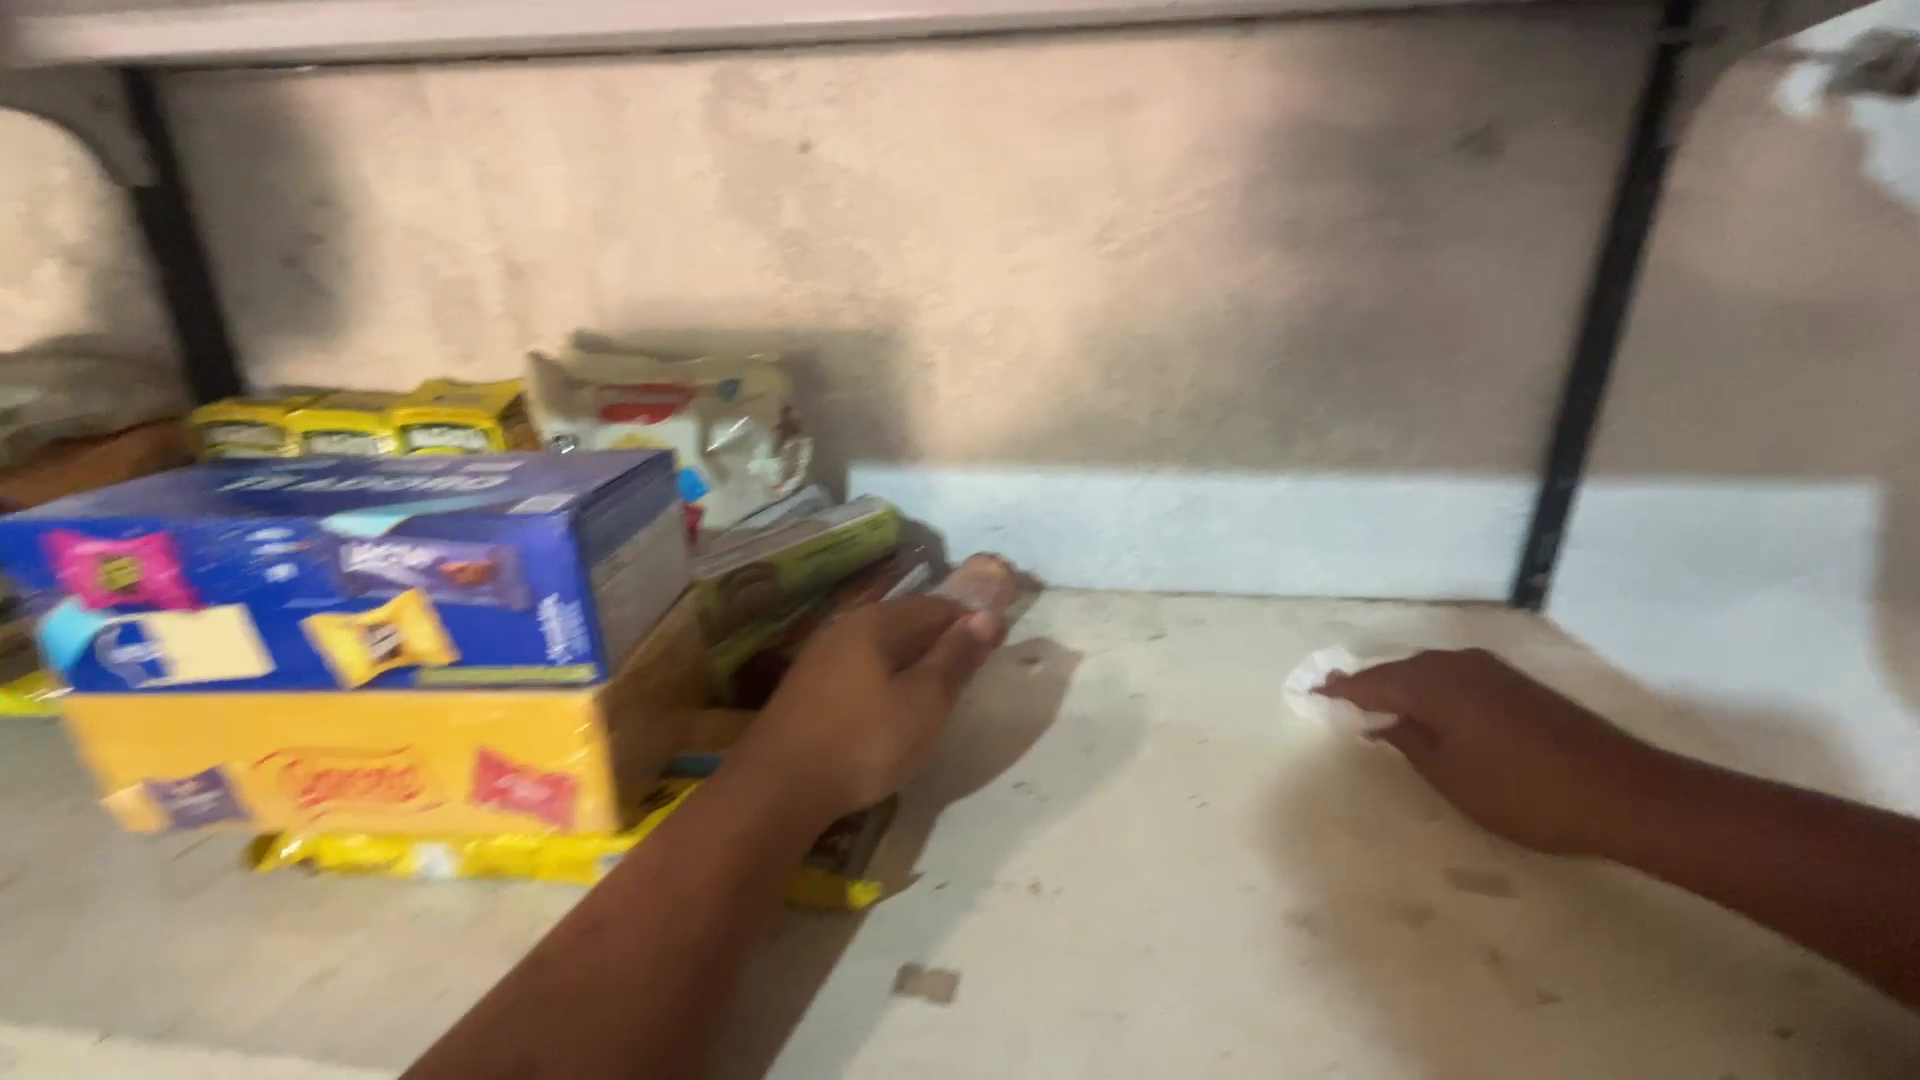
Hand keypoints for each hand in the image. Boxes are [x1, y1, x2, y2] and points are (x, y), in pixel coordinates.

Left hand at [731, 593, 1004, 821]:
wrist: (777, 789)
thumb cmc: (863, 742)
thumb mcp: (924, 703)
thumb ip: (955, 658)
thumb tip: (986, 615)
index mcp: (877, 622)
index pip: (937, 606)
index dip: (970, 623)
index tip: (995, 648)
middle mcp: (846, 627)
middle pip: (907, 622)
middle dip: (942, 641)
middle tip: (969, 675)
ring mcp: (821, 657)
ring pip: (882, 647)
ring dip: (913, 662)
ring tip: (936, 694)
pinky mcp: (808, 688)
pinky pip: (861, 669)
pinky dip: (886, 679)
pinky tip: (892, 708)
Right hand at [1318, 648, 1671, 856]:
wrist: (1627, 794)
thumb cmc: (1523, 791)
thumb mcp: (1448, 774)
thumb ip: (1406, 739)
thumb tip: (1378, 716)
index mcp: (1432, 684)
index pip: (1369, 682)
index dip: (1338, 691)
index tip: (1309, 694)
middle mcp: (1457, 665)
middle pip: (1398, 670)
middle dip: (1367, 685)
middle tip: (1337, 699)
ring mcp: (1491, 671)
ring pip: (1427, 672)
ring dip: (1400, 686)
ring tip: (1377, 706)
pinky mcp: (1516, 685)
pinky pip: (1454, 678)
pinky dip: (1431, 690)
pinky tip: (1430, 710)